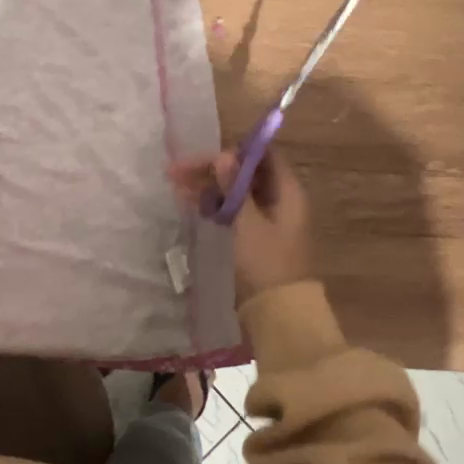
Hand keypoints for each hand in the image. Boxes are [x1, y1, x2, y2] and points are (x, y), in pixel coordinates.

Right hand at [169, 148, 313, 304]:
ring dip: (208, 186)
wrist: (277, 312)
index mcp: (288, 192)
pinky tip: (189, 203)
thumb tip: (222, 155)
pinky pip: (234, 209)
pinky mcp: (255, 234)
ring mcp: (268, 217)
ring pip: (236, 190)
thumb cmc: (266, 263)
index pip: (264, 155)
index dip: (235, 151)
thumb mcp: (248, 223)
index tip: (205, 158)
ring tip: (176, 187)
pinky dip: (214, 204)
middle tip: (176, 172)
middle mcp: (280, 199)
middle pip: (245, 172)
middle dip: (212, 169)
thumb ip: (235, 188)